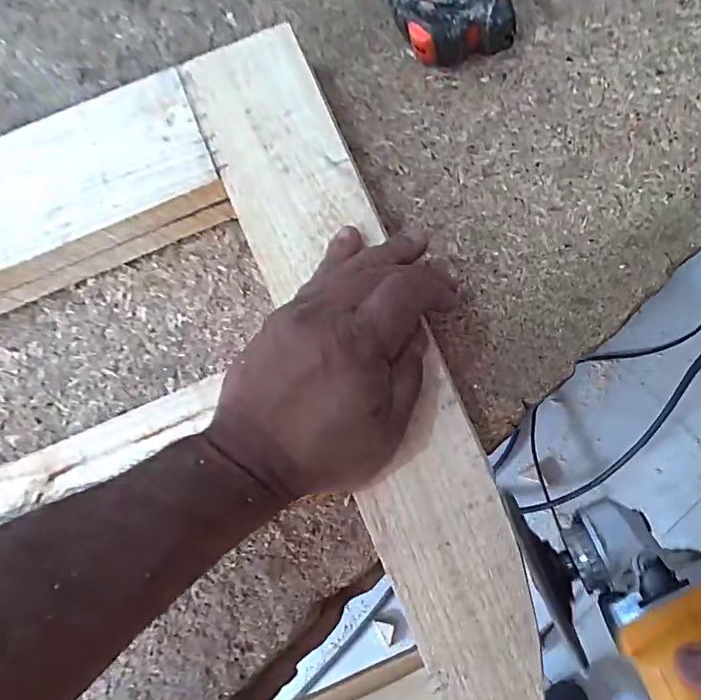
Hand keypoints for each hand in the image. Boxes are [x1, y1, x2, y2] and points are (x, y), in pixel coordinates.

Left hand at [204, 227, 458, 500]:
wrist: (248, 460)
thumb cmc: (326, 452)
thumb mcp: (389, 427)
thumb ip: (409, 375)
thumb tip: (416, 335)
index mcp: (358, 344)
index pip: (405, 291)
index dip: (435, 286)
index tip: (452, 298)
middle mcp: (327, 317)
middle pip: (376, 270)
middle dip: (415, 262)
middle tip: (442, 262)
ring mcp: (298, 314)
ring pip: (346, 268)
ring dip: (382, 251)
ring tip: (410, 241)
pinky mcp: (280, 320)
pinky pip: (316, 278)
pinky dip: (339, 257)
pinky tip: (351, 239)